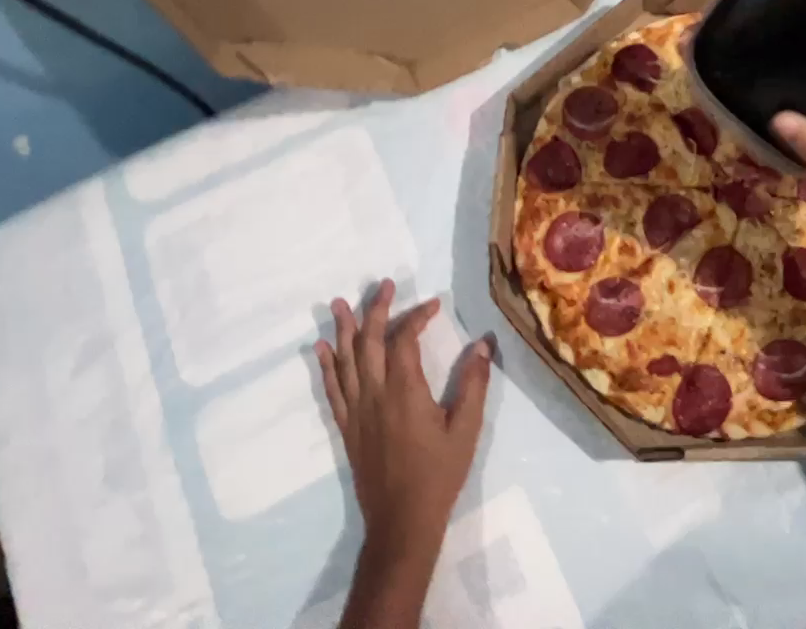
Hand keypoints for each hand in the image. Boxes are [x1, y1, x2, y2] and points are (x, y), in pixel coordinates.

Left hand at [316, 282, 490, 553]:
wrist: (402, 521)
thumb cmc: (439, 474)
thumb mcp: (467, 428)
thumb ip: (475, 384)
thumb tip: (484, 345)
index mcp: (406, 392)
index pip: (403, 340)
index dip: (416, 317)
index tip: (434, 304)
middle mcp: (375, 395)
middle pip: (369, 343)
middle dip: (375, 310)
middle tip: (382, 285)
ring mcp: (357, 411)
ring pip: (345, 361)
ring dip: (343, 330)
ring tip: (339, 303)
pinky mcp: (347, 427)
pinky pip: (332, 389)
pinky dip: (326, 366)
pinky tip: (321, 348)